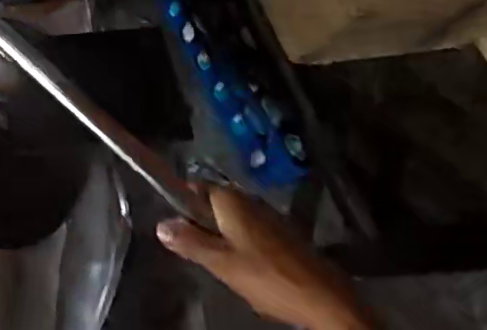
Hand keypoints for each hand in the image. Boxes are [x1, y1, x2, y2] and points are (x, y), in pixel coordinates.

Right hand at [158, 185, 372, 329]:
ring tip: (228, 266)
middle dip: (205, 225)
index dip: (183, 205)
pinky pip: (252, 231)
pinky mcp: (283, 232)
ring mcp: (267, 213)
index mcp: (228, 197)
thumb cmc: (268, 277)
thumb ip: (189, 242)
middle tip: (205, 255)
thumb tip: (160, 224)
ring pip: (233, 219)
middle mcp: (246, 197)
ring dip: (226, 237)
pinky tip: (251, 270)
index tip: (181, 230)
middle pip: (213, 203)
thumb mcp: (221, 264)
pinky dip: (245, 246)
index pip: (193, 186)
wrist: (327, 301)